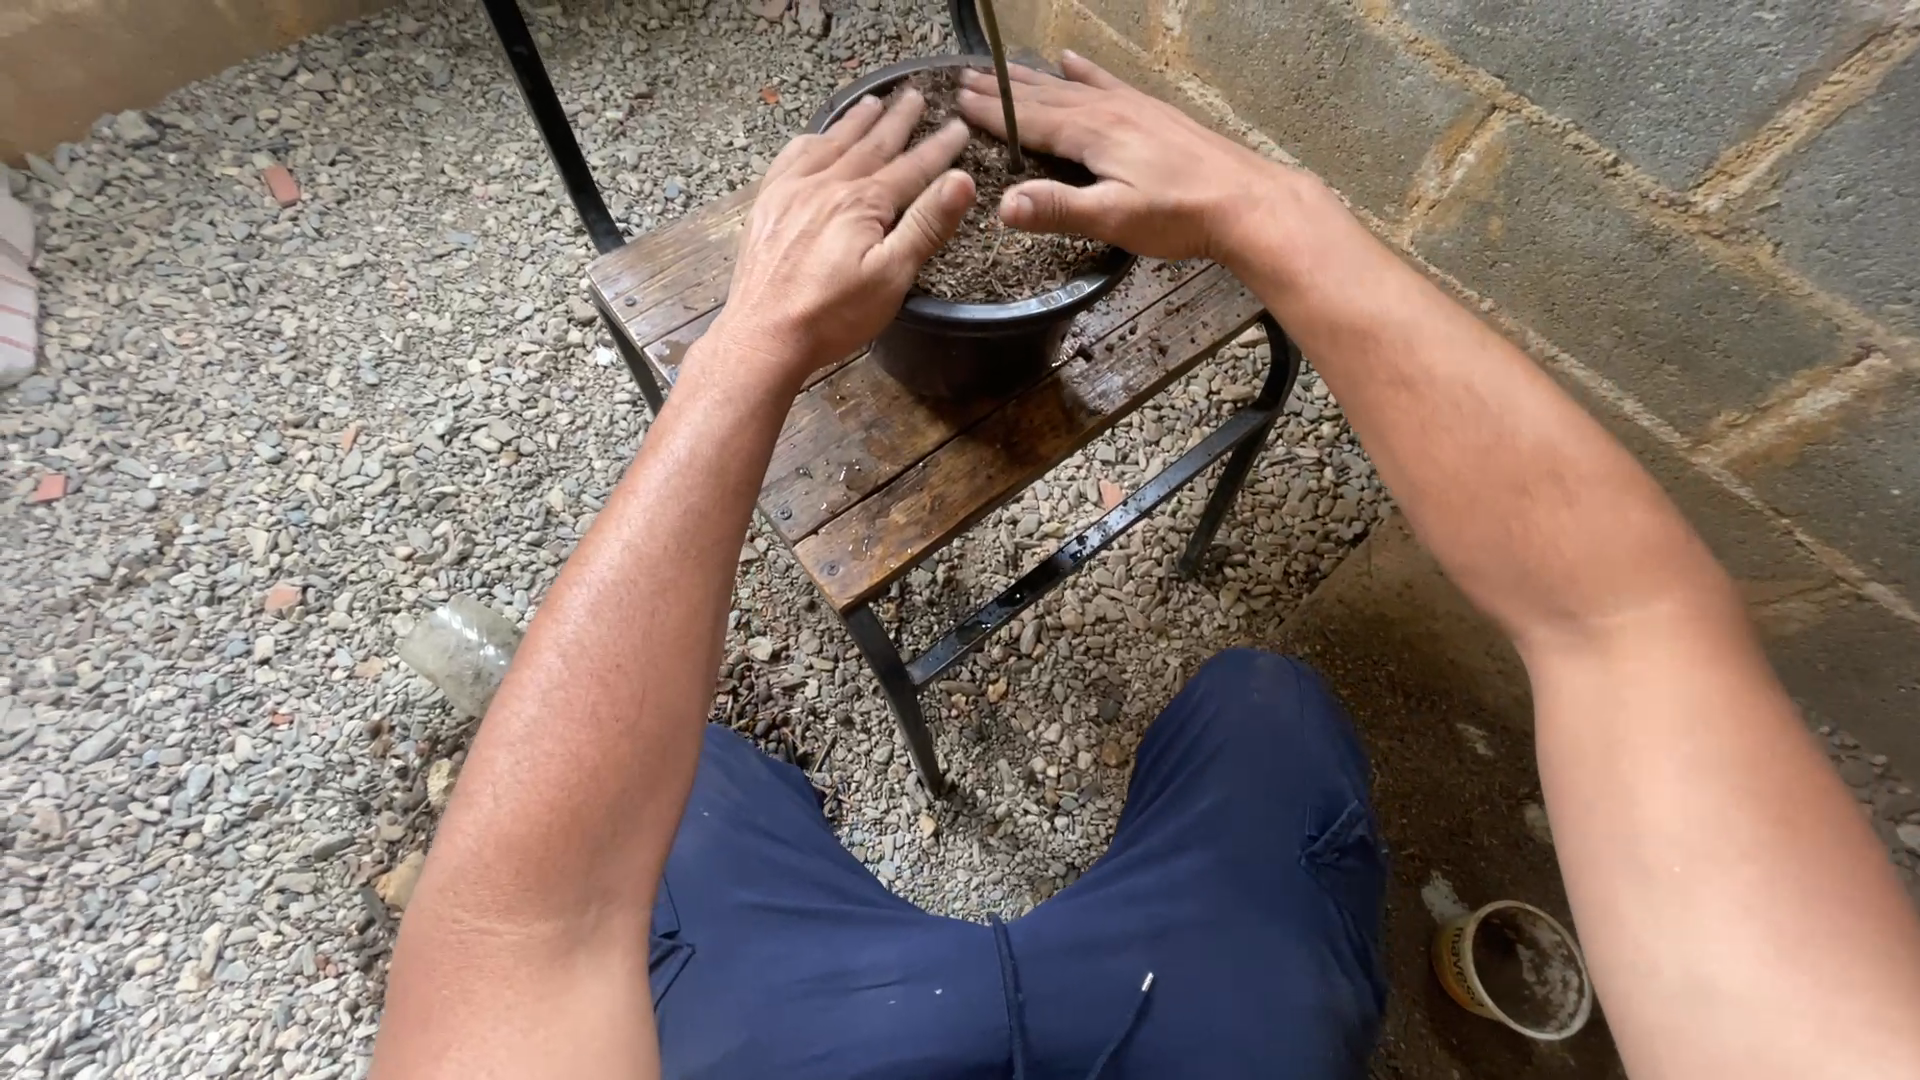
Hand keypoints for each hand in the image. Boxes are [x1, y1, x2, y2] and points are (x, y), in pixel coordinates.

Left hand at [709, 91, 974, 387]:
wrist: (765, 335)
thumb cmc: (833, 315)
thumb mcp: (891, 276)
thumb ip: (926, 226)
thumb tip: (961, 180)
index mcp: (863, 203)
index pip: (912, 168)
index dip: (939, 148)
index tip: (959, 127)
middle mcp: (827, 185)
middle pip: (871, 144)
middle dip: (898, 120)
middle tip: (917, 95)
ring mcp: (792, 191)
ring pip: (832, 143)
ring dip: (856, 121)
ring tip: (873, 102)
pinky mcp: (768, 206)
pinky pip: (791, 157)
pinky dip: (811, 140)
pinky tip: (816, 136)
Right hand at [956, 53, 1304, 263]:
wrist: (1243, 201)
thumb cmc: (1177, 214)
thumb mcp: (1112, 217)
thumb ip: (1058, 208)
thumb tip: (1002, 205)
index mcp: (1093, 132)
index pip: (1030, 119)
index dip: (992, 112)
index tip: (958, 100)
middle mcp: (1107, 109)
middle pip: (1044, 95)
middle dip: (1003, 89)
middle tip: (966, 77)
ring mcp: (1131, 106)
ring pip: (1070, 86)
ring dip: (1033, 79)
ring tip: (1004, 68)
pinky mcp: (1150, 113)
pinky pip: (1106, 82)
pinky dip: (1083, 71)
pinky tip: (1070, 60)